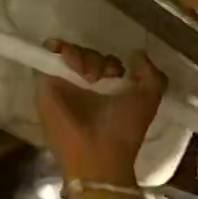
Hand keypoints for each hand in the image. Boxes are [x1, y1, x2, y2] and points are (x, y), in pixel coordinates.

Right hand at [36, 41, 165, 185]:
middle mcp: (85, 84)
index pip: (106, 62)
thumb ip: (151, 75)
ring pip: (69, 53)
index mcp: (108, 89)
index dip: (110, 63)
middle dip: (93, 59)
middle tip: (95, 76)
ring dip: (76, 53)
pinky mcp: (46, 84)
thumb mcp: (148, 100)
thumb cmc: (123, 127)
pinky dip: (54, 47)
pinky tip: (58, 48)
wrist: (96, 151)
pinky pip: (47, 57)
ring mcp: (65, 83)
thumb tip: (136, 52)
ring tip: (81, 71)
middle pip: (87, 55)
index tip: (113, 74)